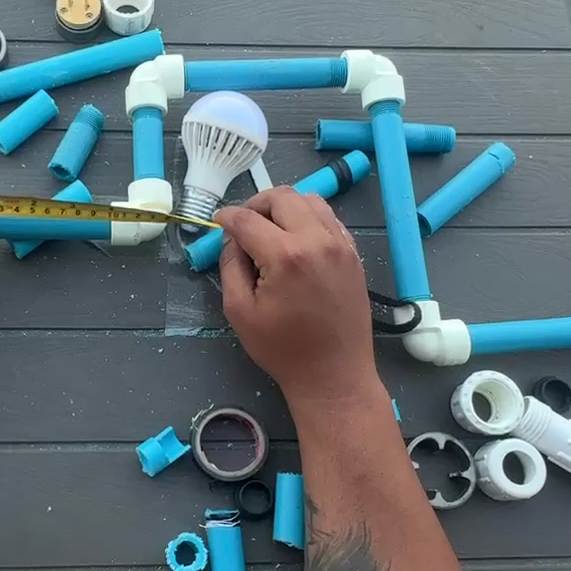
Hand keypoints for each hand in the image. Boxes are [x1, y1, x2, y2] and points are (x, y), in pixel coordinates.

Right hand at [215, 189, 378, 403]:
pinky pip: (330, 219)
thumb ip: (230, 267)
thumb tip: (232, 240)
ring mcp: (340, 245)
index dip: (226, 217)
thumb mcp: (240, 311)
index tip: (217, 222)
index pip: (247, 219)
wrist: (334, 374)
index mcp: (285, 256)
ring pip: (310, 200)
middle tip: (243, 225)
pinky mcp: (353, 255)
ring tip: (270, 228)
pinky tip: (297, 240)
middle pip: (282, 197)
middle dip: (255, 204)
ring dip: (284, 207)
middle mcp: (316, 241)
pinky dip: (309, 219)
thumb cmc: (283, 349)